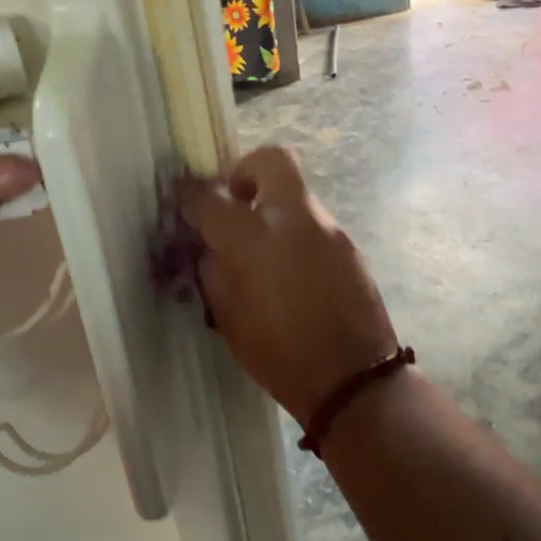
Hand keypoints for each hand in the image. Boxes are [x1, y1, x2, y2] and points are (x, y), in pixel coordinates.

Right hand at [180, 146, 398, 423]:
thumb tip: (209, 245)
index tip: (185, 205)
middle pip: (271, 160)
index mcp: (257, 239)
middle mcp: (297, 219)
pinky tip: (287, 268)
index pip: (213, 199)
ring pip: (295, 193)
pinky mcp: (349, 243)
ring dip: (272, 206)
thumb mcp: (230, 319)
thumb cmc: (281, 357)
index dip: (193, 198)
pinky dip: (293, 231)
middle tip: (233, 204)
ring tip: (258, 247)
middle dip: (245, 172)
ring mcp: (329, 228)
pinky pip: (313, 221)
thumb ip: (215, 271)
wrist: (355, 380)